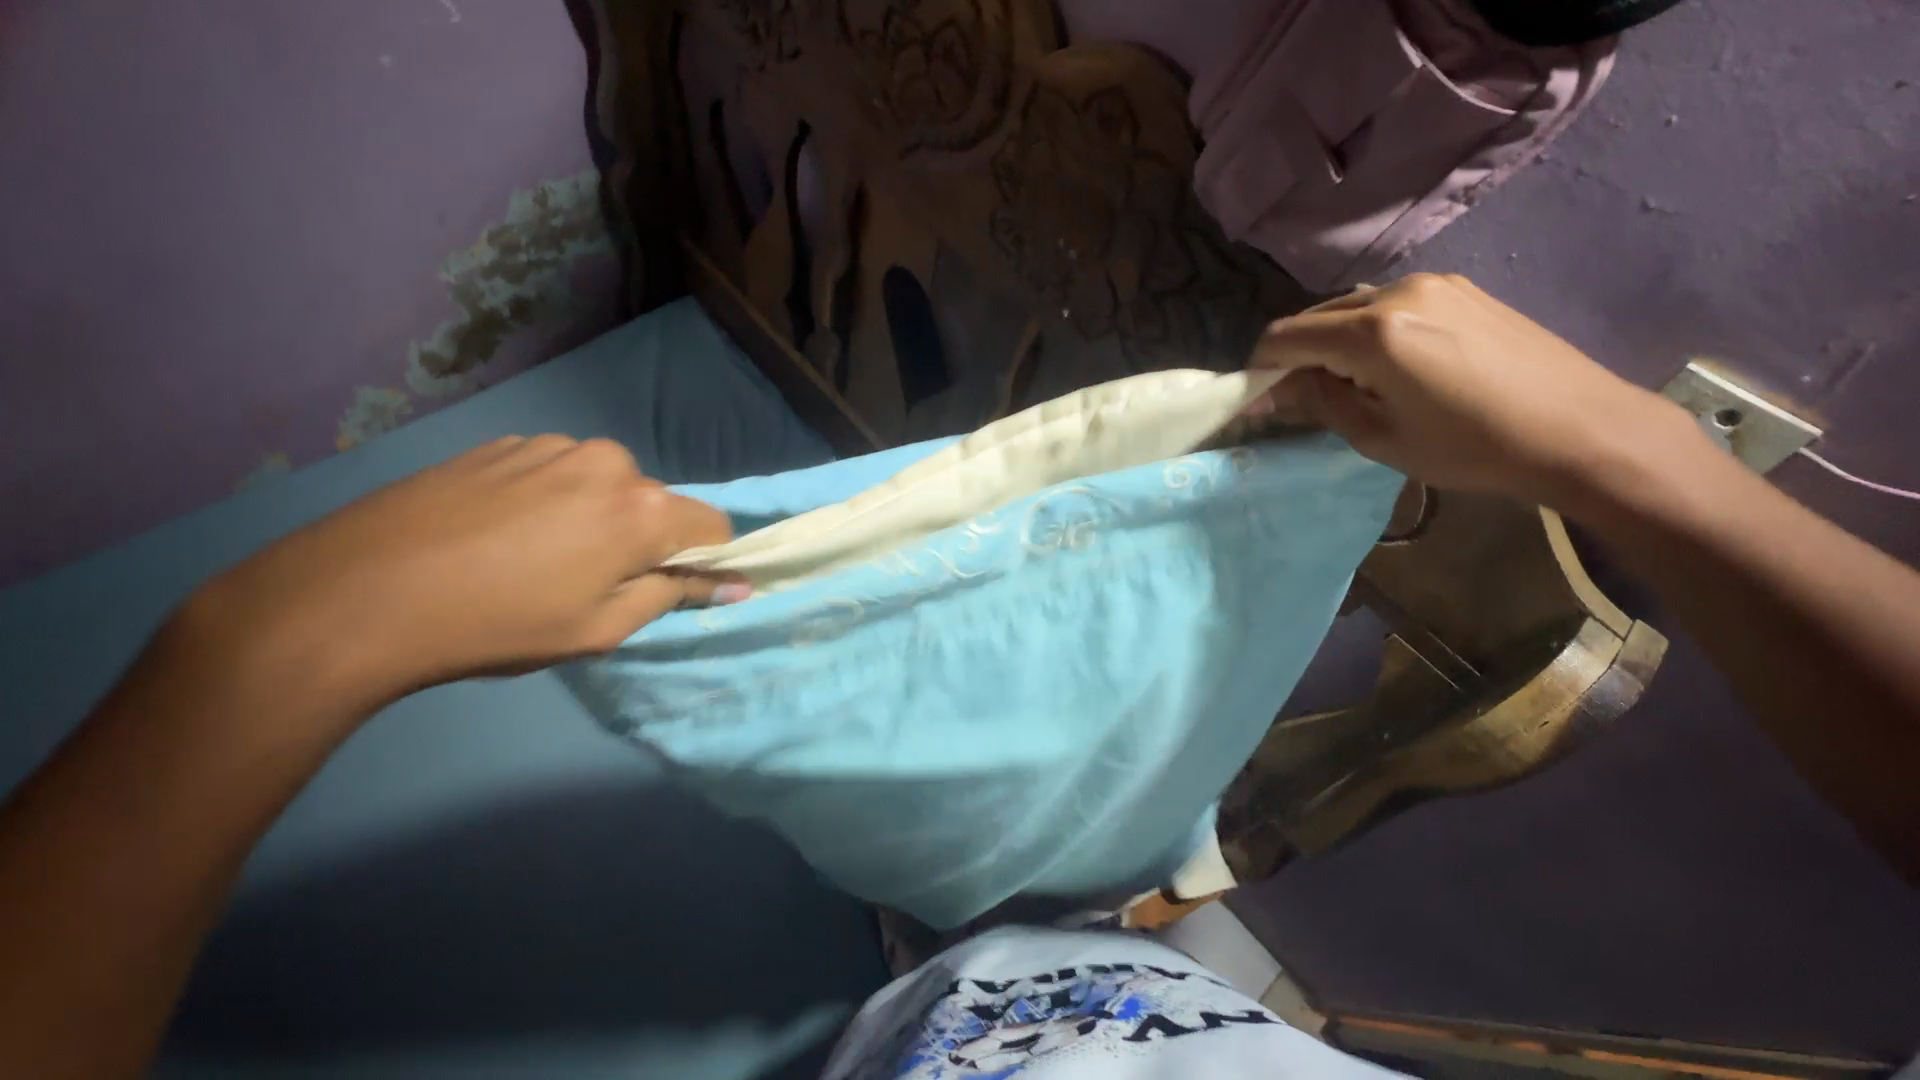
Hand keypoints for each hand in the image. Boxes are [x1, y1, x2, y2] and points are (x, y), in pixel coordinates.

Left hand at [175, 436, 738, 720]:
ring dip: (592, 516)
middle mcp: (609, 462)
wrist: (359, 593)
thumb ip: (674, 596)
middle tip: (586, 582)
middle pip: (655, 503)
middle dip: (639, 539)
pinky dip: (549, 499)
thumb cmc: (497, 626)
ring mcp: (552, 445)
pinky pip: (555, 471)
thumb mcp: (598, 629)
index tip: (669, 589)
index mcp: (642, 509)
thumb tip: (735, 583)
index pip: (713, 526)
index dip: (702, 561)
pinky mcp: (504, 442)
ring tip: (533, 557)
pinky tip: (499, 532)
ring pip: (603, 485)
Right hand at [1248, 273, 1708, 508]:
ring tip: (1349, 384)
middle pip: (1315, 315)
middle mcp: (1396, 292)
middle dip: (1295, 354)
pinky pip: (1391, 303)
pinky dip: (1370, 330)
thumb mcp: (1381, 437)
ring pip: (1353, 307)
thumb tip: (1278, 388)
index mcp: (1371, 333)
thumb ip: (1320, 402)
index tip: (1257, 399)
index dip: (1259, 368)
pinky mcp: (1463, 288)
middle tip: (1299, 397)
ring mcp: (1435, 284)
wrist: (1582, 430)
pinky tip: (1391, 366)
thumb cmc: (1472, 448)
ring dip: (1333, 340)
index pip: (1284, 336)